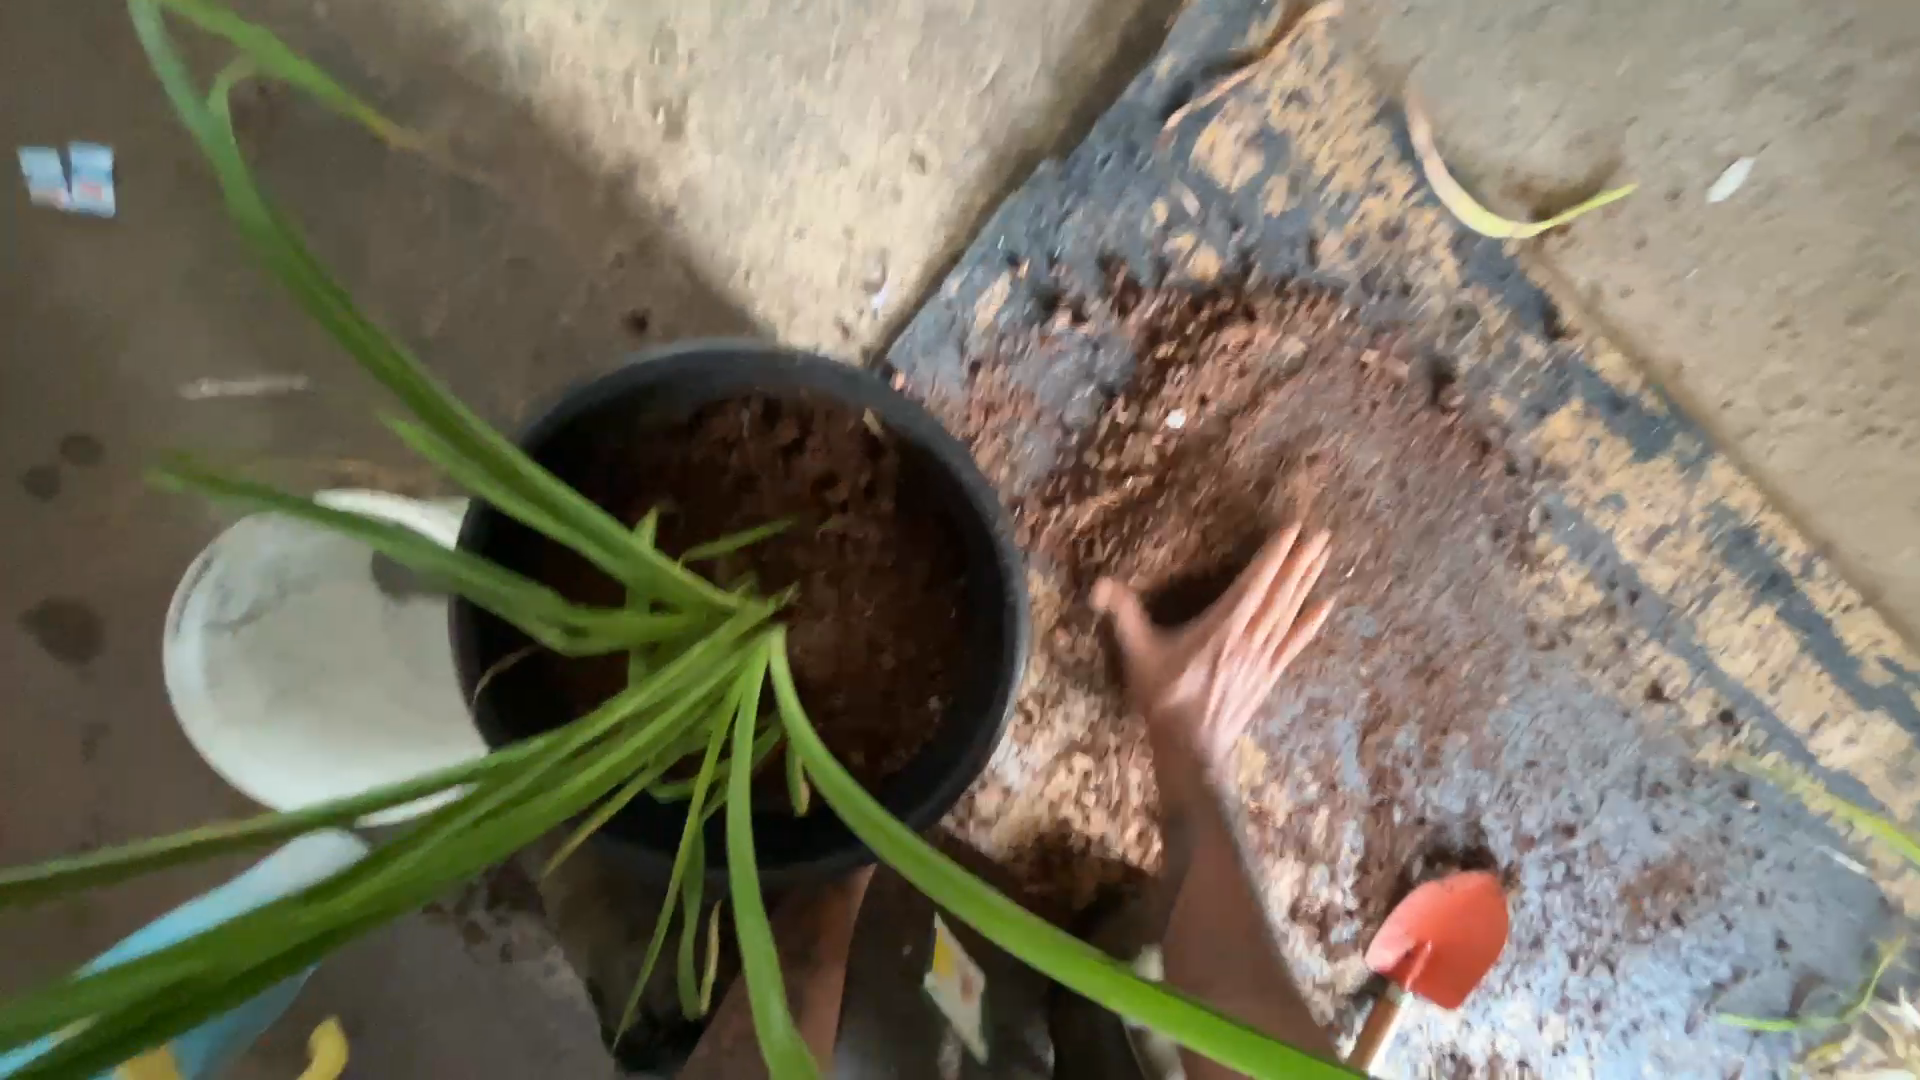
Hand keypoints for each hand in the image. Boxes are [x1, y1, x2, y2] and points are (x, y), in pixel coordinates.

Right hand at [1091, 526, 1334, 767]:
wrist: (1191, 747)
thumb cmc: (1164, 696)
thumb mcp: (1138, 652)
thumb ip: (1123, 614)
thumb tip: (1099, 584)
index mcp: (1221, 627)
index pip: (1252, 584)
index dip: (1272, 556)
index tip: (1292, 530)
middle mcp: (1249, 637)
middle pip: (1279, 594)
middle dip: (1299, 562)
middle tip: (1321, 535)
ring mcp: (1262, 657)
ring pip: (1289, 613)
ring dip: (1306, 582)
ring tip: (1322, 555)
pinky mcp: (1268, 675)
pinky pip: (1293, 643)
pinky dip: (1309, 623)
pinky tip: (1324, 605)